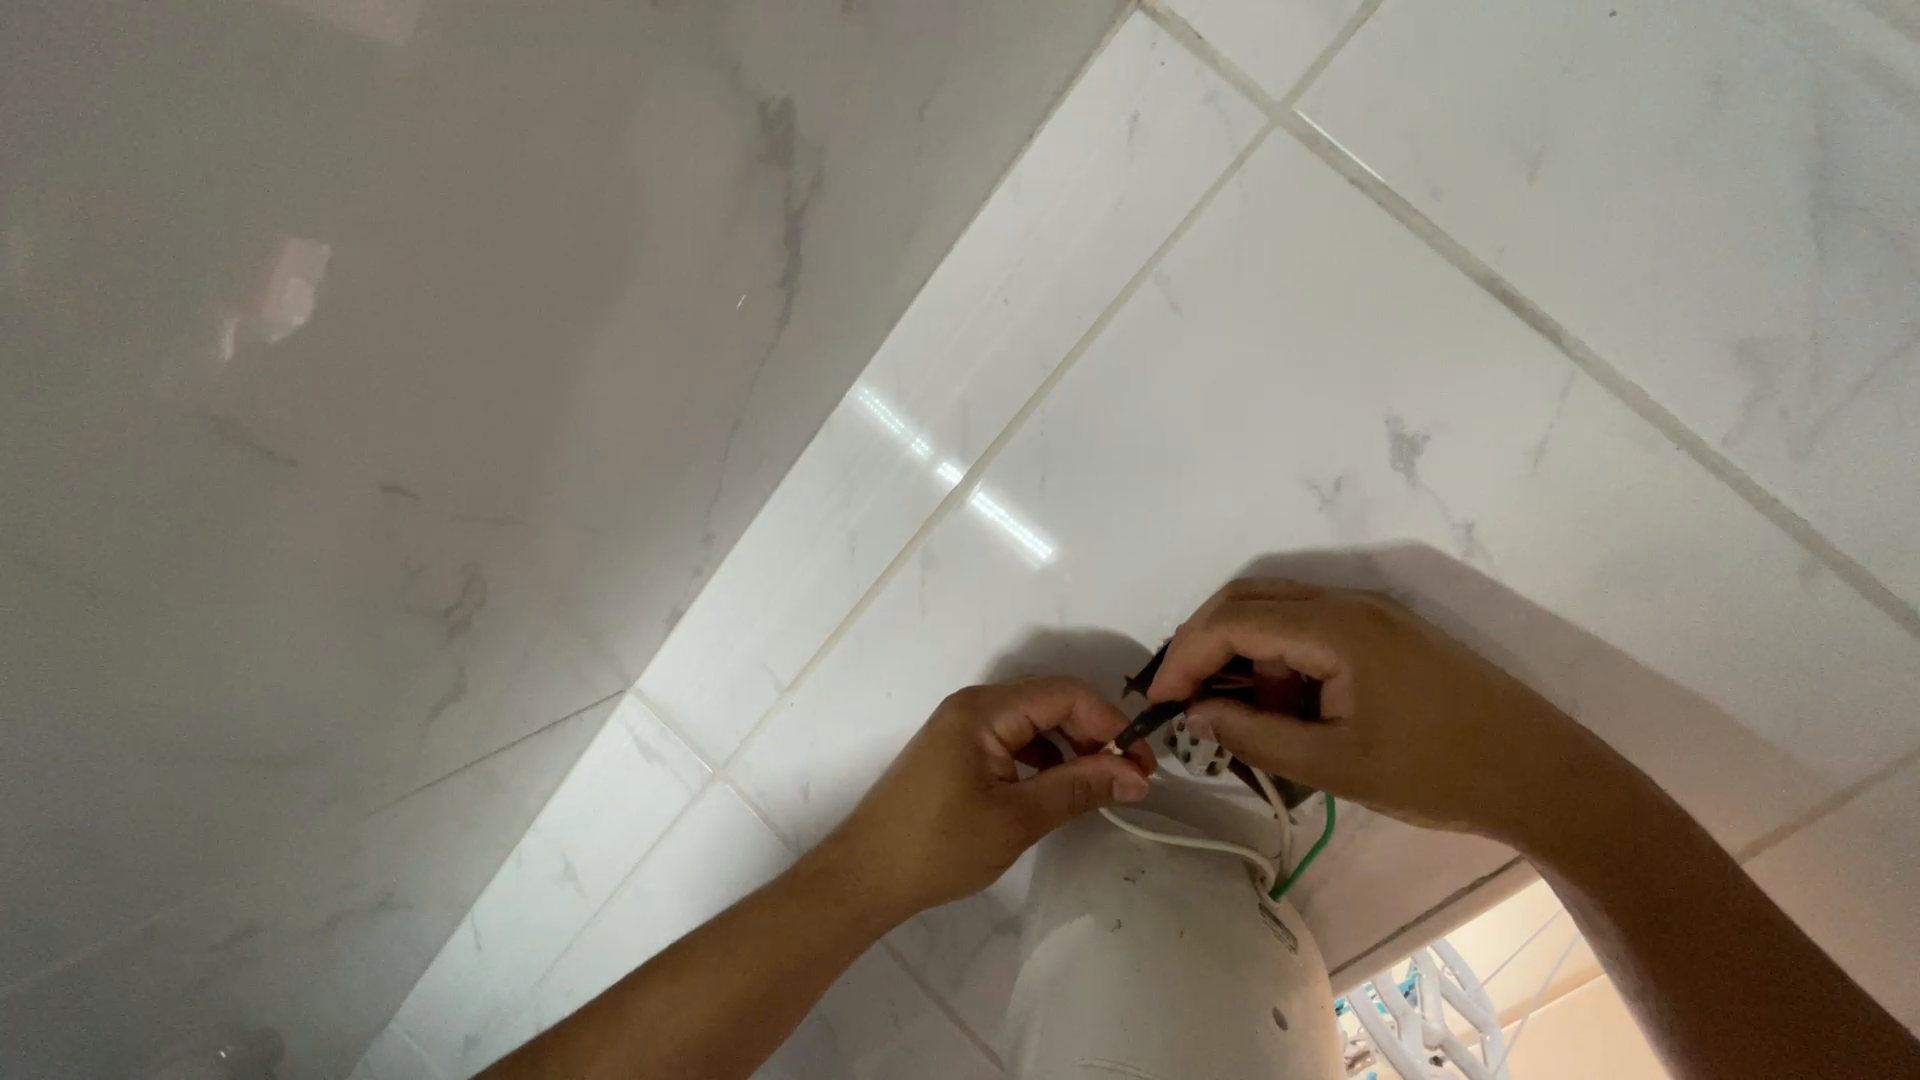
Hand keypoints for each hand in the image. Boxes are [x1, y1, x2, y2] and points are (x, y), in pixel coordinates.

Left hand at [815, 677, 1155, 920]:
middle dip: (1094, 734)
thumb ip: (1079, 788)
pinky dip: (1043, 758)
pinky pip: (1013, 739)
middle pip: (1051, 702)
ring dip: (1071, 747)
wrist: (865, 875)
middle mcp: (974, 705)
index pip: (1066, 694)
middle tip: (1128, 779)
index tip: (1143, 766)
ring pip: (1033, 721)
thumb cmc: (939, 845)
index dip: (1111, 724)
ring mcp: (962, 726)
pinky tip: (1058, 787)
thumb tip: (1135, 774)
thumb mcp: (1017, 818)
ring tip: (1100, 785)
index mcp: (985, 710)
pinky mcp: (958, 749)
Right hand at [1148, 579, 1625, 847]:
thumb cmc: (1440, 774)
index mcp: (1335, 628)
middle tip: (1184, 699)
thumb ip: (1254, 736)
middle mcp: (1347, 603)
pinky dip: (1278, 660)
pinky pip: (1307, 628)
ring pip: (1274, 612)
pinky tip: (1286, 706)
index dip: (1184, 657)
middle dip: (1203, 647)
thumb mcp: (1335, 765)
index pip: (1231, 621)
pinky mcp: (1383, 631)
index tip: (1161, 702)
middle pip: (1246, 601)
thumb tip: (1196, 716)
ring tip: (1241, 715)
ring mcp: (1368, 612)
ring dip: (1242, 655)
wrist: (1549, 779)